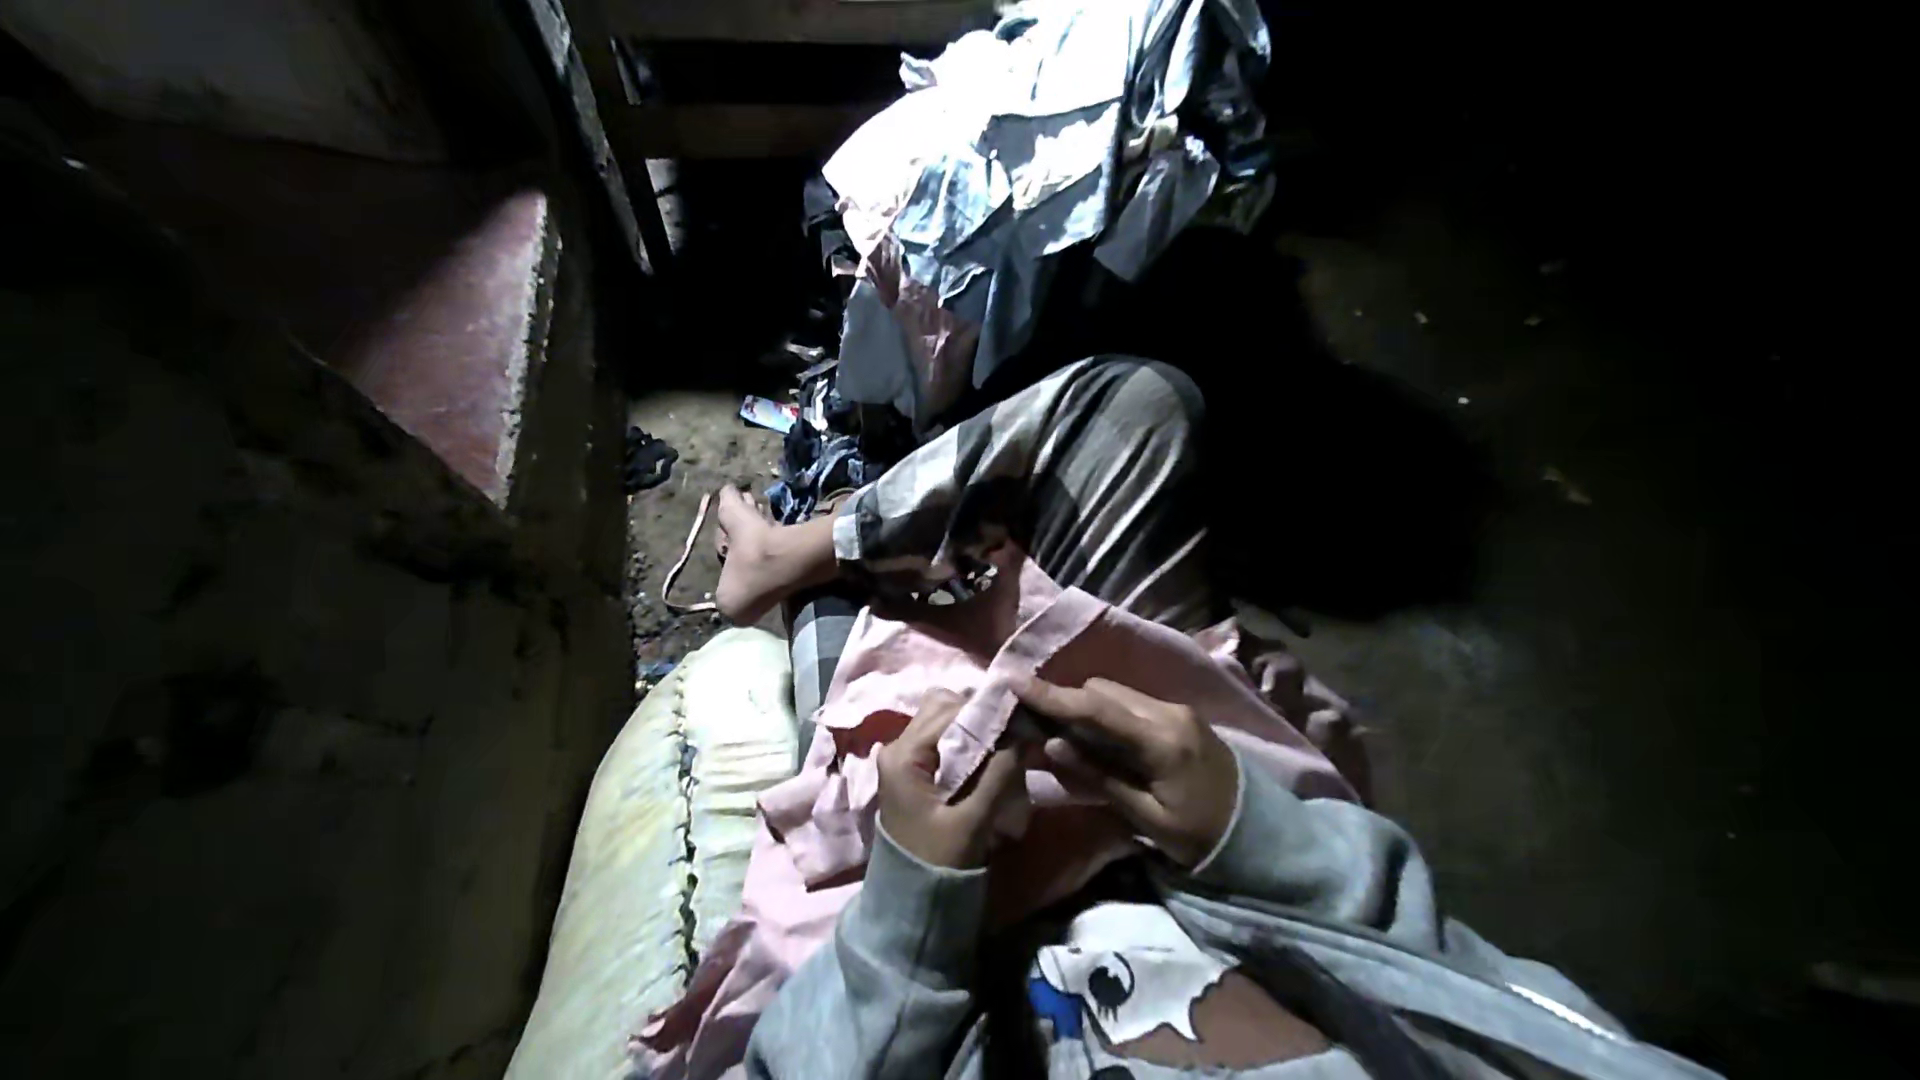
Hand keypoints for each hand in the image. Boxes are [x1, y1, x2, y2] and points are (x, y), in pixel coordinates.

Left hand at [877, 688, 1028, 868]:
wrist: (909, 901)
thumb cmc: (938, 862)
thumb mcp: (972, 821)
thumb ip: (998, 776)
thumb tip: (1024, 735)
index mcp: (903, 756)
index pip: (947, 711)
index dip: (983, 709)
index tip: (1017, 714)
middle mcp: (896, 748)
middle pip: (941, 708)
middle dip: (978, 713)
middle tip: (1011, 727)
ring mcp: (901, 757)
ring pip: (940, 719)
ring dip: (971, 723)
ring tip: (1002, 738)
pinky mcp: (910, 768)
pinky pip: (938, 737)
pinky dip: (963, 737)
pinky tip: (986, 752)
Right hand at [1015, 677, 1238, 866]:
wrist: (1259, 833)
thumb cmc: (1201, 836)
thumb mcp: (1148, 818)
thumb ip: (1100, 777)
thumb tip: (1053, 744)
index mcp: (1162, 740)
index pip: (1097, 708)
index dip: (1053, 695)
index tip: (1016, 682)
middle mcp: (1168, 712)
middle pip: (1103, 690)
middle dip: (1067, 701)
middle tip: (1038, 724)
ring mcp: (1175, 709)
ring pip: (1115, 692)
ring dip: (1086, 706)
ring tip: (1065, 734)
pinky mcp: (1178, 713)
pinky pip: (1130, 702)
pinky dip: (1106, 712)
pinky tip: (1098, 738)